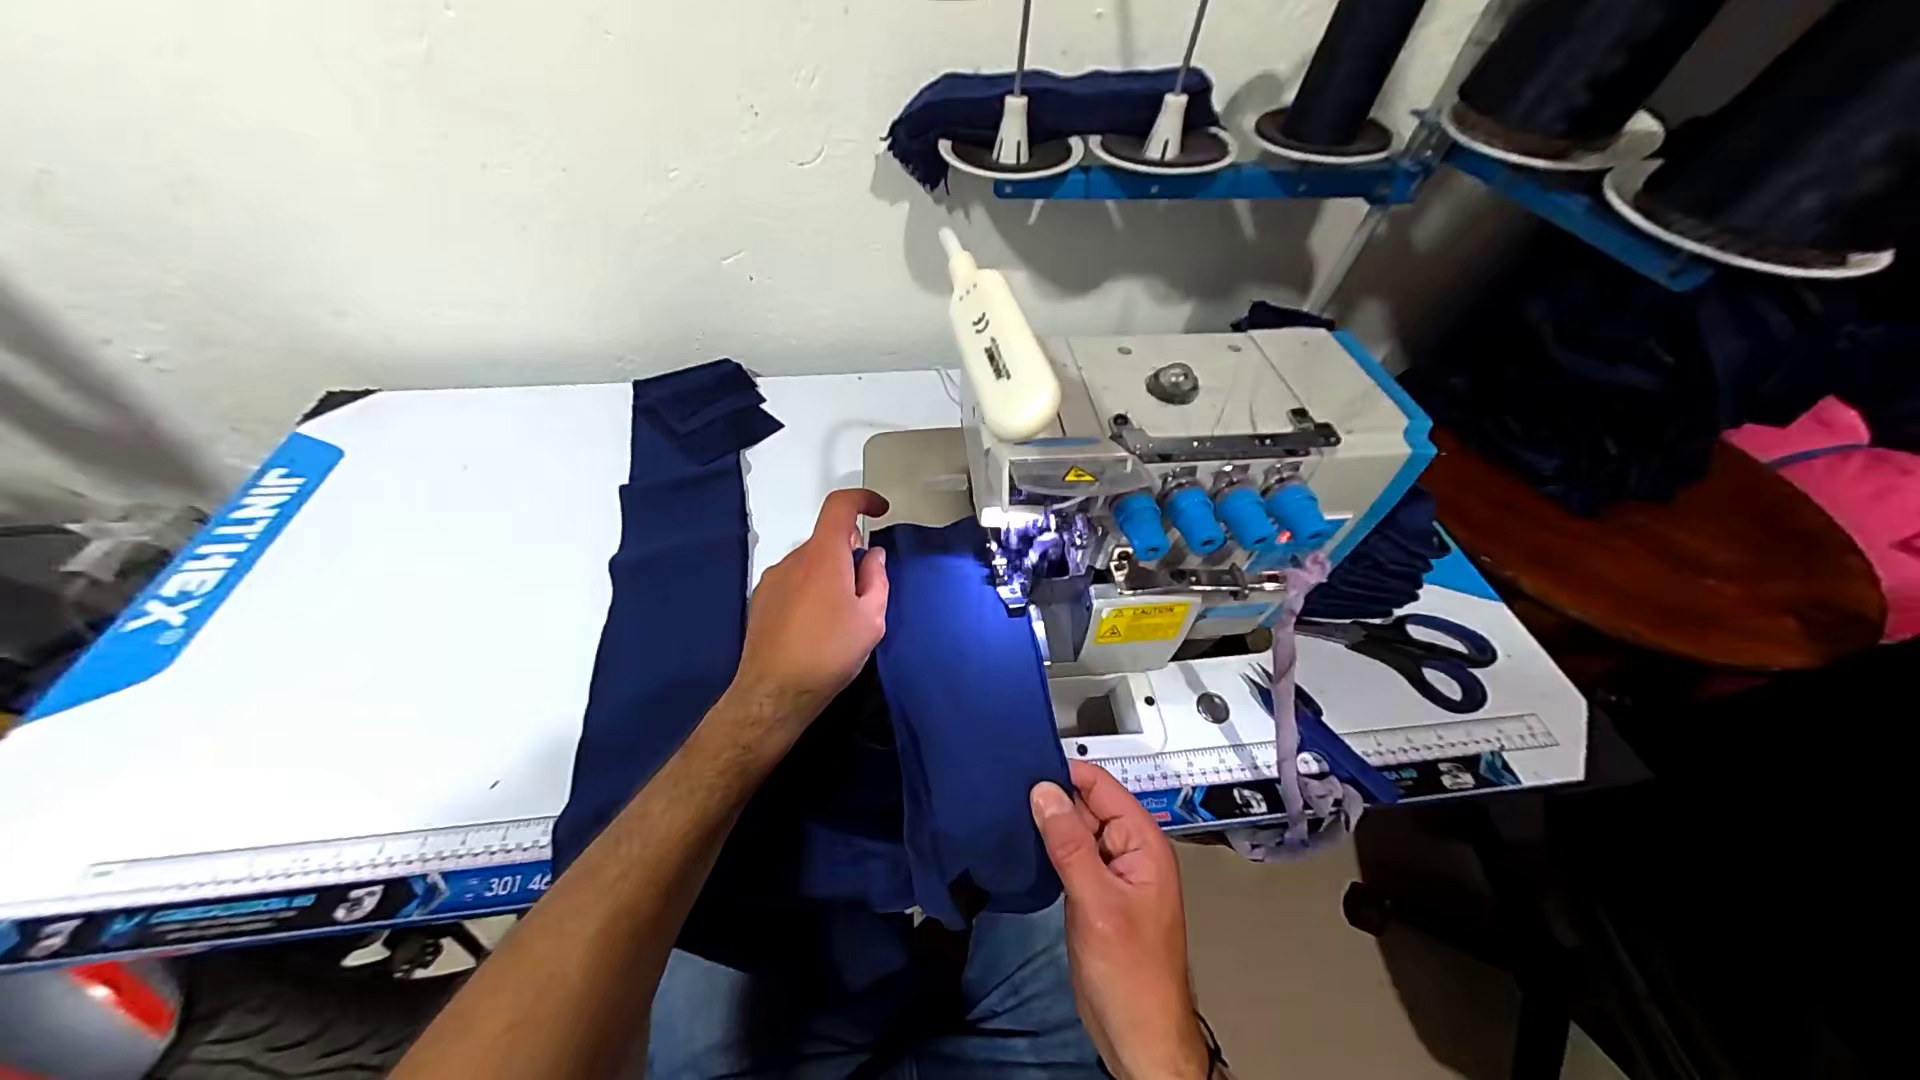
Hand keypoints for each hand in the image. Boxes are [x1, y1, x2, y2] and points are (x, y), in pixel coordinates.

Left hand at [728, 488, 890, 733]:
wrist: (775, 692)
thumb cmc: (830, 653)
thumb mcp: (871, 619)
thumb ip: (876, 579)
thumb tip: (872, 555)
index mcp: (823, 556)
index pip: (840, 506)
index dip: (863, 499)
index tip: (879, 511)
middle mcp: (793, 559)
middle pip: (827, 539)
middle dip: (850, 554)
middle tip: (865, 591)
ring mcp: (772, 579)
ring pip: (810, 563)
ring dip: (829, 575)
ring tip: (840, 617)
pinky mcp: (760, 599)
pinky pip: (793, 581)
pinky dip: (810, 589)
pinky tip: (815, 626)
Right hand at [1032, 761, 1209, 1079]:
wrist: (1136, 1037)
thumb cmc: (1129, 971)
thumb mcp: (1096, 901)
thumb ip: (1069, 844)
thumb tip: (1043, 791)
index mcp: (1142, 842)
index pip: (1102, 786)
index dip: (1066, 773)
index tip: (1024, 767)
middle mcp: (1128, 850)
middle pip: (1087, 804)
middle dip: (1052, 796)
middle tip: (1008, 789)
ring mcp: (1109, 871)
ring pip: (1075, 829)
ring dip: (1048, 821)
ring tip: (1008, 810)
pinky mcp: (1093, 891)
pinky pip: (1070, 854)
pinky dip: (1049, 847)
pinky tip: (1023, 843)